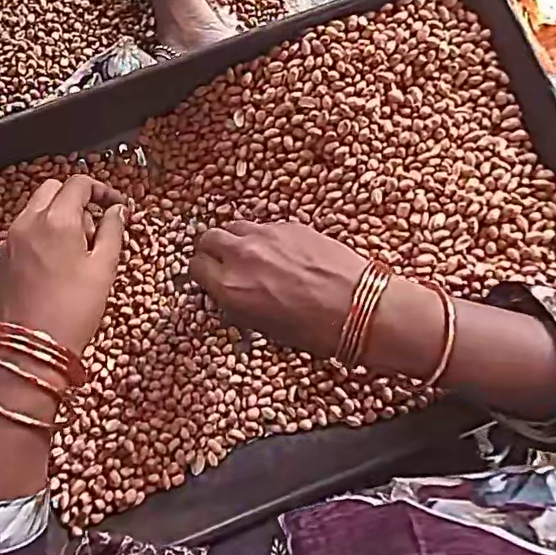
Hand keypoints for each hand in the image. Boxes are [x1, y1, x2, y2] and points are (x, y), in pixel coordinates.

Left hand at [0, 175, 128, 351]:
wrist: (31, 349)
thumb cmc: (73, 309)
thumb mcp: (103, 268)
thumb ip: (113, 230)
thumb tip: (118, 210)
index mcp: (56, 220)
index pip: (79, 184)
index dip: (102, 190)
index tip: (117, 207)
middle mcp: (28, 222)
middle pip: (54, 189)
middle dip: (77, 200)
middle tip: (96, 227)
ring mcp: (11, 239)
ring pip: (37, 208)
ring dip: (60, 215)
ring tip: (79, 249)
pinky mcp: (3, 257)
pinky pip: (25, 230)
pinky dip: (43, 232)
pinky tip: (58, 262)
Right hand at [189, 221, 367, 357]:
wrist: (359, 307)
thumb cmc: (315, 328)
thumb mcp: (264, 327)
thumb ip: (238, 303)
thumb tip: (230, 290)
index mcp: (230, 287)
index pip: (197, 266)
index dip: (203, 271)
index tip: (209, 275)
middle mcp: (241, 256)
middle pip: (209, 238)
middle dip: (213, 249)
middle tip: (224, 260)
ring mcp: (265, 235)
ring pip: (236, 227)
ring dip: (238, 239)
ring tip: (252, 255)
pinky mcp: (289, 225)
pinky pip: (266, 226)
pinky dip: (266, 237)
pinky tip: (283, 253)